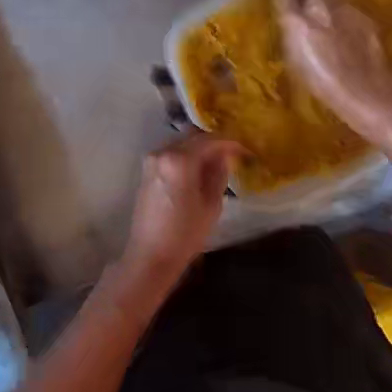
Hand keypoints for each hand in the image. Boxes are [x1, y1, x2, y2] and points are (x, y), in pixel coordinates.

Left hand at [122, 133, 243, 283]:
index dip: (230, 142)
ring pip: (180, 143)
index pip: (210, 140)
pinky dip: (186, 157)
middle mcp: (162, 152)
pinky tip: (198, 171)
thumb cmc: (185, 234)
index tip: (245, 149)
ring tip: (216, 164)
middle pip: (193, 137)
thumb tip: (225, 157)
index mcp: (179, 160)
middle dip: (213, 143)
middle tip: (232, 155)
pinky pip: (170, 154)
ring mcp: (151, 160)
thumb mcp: (211, 204)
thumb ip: (218, 174)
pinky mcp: (146, 170)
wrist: (151, 254)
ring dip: (198, 149)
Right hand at [275, 0, 391, 123]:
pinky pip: (348, 9)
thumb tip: (290, 22)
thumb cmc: (323, 84)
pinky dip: (343, 15)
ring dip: (325, 2)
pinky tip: (345, 33)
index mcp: (299, 22)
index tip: (285, 6)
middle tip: (303, 3)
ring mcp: (348, 10)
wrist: (366, 92)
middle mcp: (322, 8)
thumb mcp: (296, 62)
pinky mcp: (366, 18)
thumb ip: (292, 35)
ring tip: (325, 19)